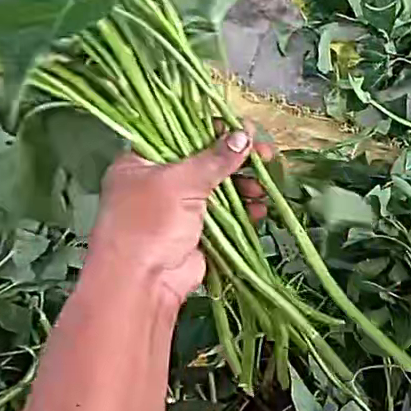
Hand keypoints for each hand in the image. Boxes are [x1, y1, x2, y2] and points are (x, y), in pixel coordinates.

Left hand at [86, 128, 274, 300]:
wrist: (143, 280)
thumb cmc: (148, 223)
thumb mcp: (180, 182)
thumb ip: (214, 159)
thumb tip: (245, 135)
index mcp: (144, 160)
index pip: (183, 133)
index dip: (216, 130)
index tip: (246, 130)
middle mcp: (162, 181)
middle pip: (207, 161)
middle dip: (238, 160)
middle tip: (266, 156)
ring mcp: (181, 208)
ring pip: (220, 189)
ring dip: (244, 187)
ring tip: (263, 189)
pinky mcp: (199, 231)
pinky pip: (227, 215)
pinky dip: (244, 211)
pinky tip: (259, 209)